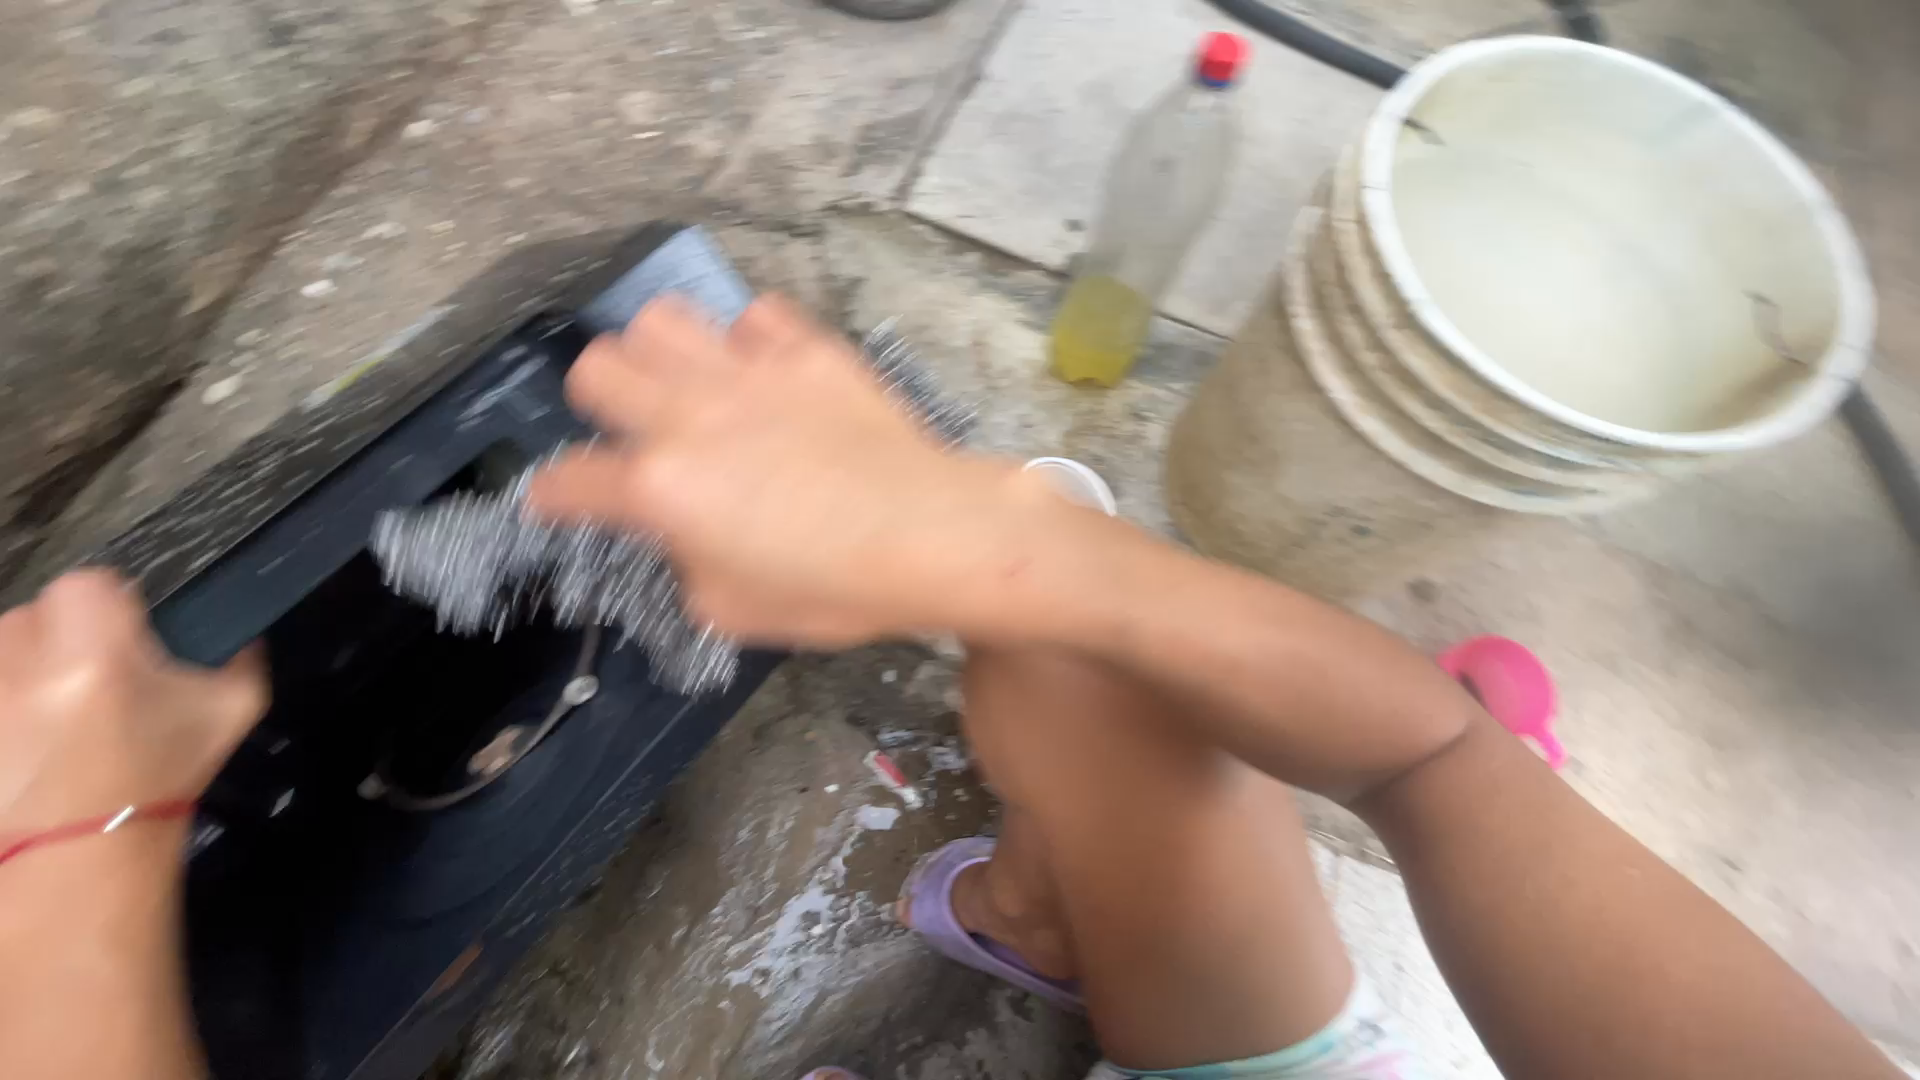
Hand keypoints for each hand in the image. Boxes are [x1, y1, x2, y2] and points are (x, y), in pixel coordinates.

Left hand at [0, 570, 267, 838]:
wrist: (88, 839)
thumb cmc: (168, 768)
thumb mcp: (234, 707)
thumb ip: (240, 657)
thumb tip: (234, 631)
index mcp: (100, 659)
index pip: (85, 584)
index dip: (111, 597)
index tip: (130, 623)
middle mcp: (26, 670)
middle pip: (33, 610)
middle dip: (67, 627)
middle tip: (98, 660)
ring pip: (3, 642)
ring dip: (29, 655)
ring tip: (59, 690)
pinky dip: (15, 686)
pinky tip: (37, 716)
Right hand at [528, 296, 1044, 645]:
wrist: (933, 534)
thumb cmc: (837, 587)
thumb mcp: (735, 610)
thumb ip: (686, 564)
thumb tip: (685, 534)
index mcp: (663, 487)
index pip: (571, 480)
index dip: (553, 495)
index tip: (558, 500)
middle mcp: (692, 414)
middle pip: (597, 368)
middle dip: (598, 405)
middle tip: (632, 435)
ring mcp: (752, 371)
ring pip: (662, 319)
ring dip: (660, 355)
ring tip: (692, 390)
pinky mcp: (809, 350)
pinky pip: (755, 316)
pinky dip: (748, 342)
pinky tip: (767, 375)